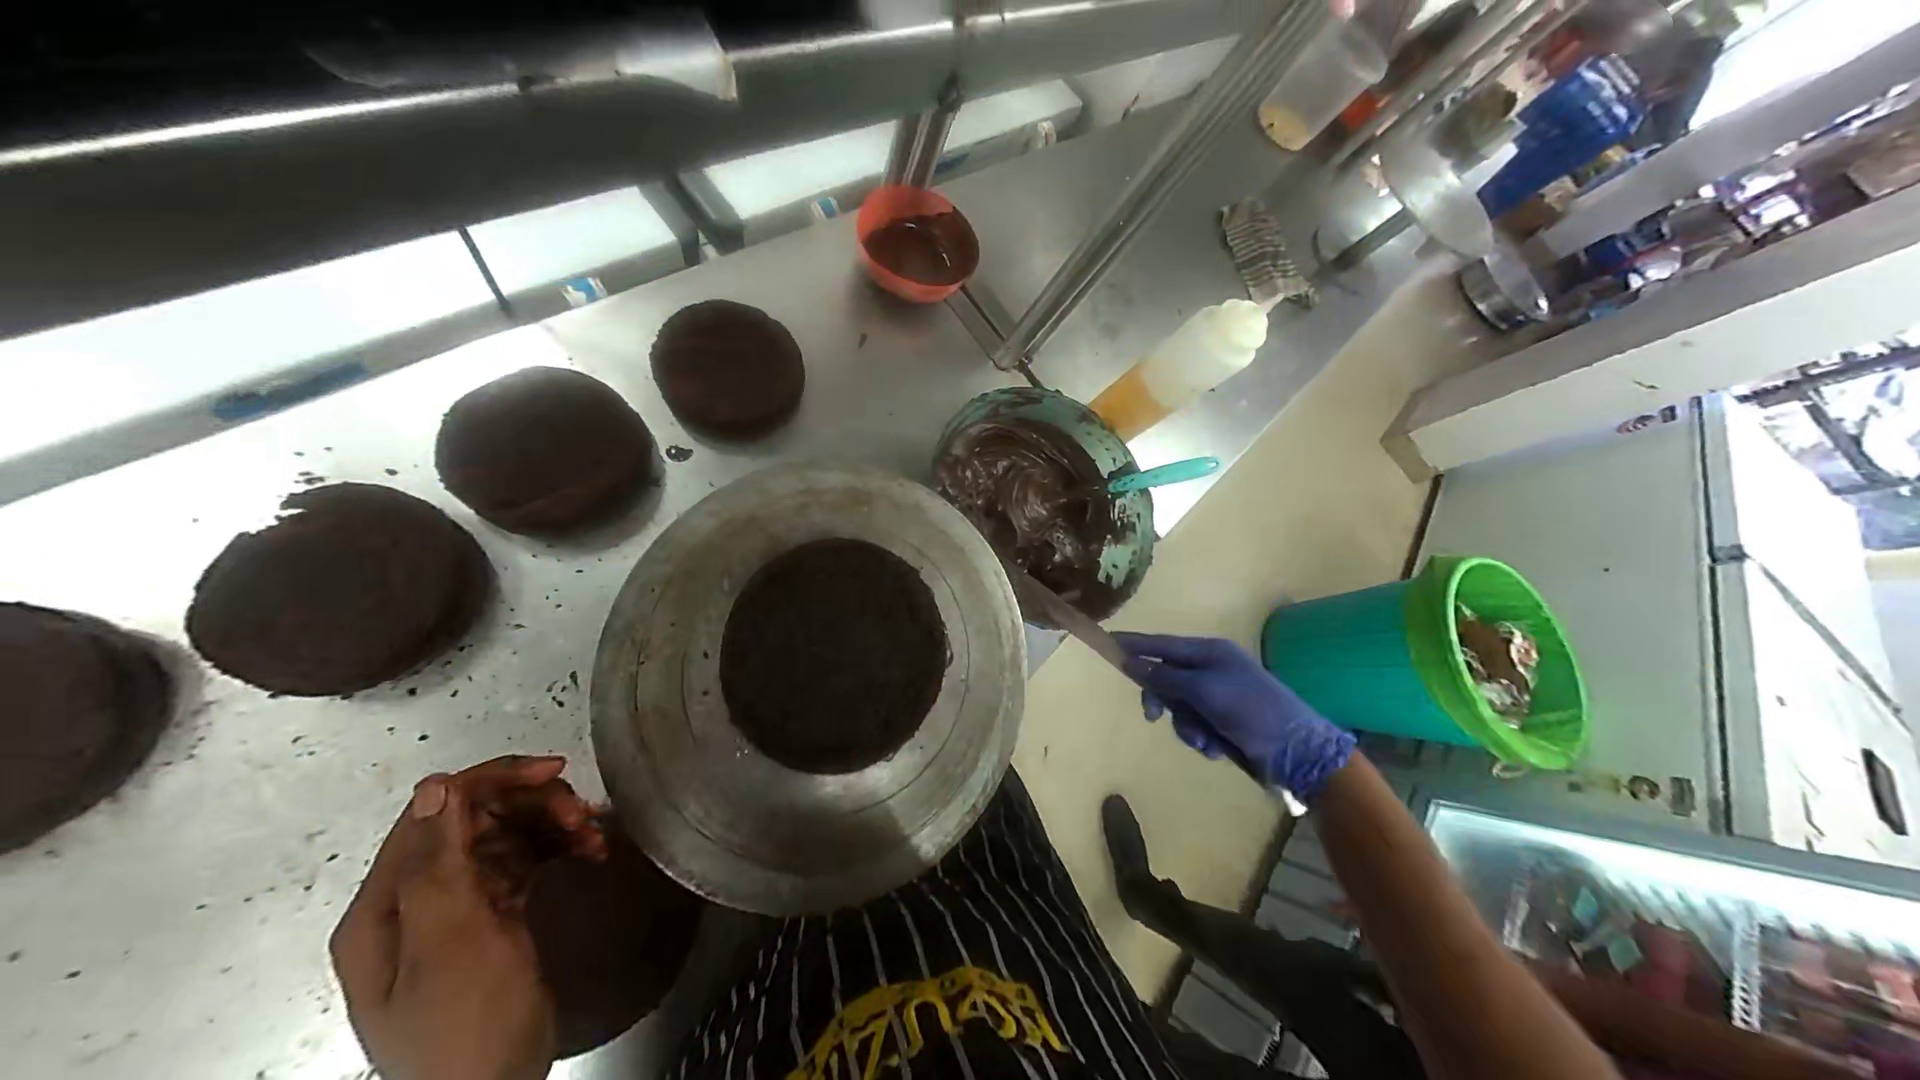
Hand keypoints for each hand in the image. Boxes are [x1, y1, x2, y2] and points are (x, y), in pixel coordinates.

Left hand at [330, 756, 605, 1079]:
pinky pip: (524, 863)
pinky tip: (590, 854)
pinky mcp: (493, 917)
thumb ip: (437, 865)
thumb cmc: (466, 1024)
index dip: (493, 781)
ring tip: (593, 836)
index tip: (555, 773)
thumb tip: (436, 785)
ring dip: (551, 826)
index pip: (434, 812)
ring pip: (505, 837)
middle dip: (532, 806)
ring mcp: (456, 908)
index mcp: (387, 903)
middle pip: (474, 820)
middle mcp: (416, 897)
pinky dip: (556, 851)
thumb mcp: (451, 945)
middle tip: (582, 815)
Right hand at [1114, 633, 1354, 801]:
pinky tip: (1219, 748)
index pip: (1162, 645)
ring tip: (1206, 741)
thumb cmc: (1251, 710)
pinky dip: (1203, 739)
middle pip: (1167, 679)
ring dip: (1187, 728)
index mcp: (1210, 652)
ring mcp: (1219, 697)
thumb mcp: (1204, 691)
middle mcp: (1212, 670)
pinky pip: (1196, 727)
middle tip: (1153, 716)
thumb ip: (1165, 677)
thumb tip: (1131, 662)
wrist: (1298, 752)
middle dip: (1163, 701)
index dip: (1135, 645)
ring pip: (1180, 708)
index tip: (1107, 642)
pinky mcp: (1225, 722)